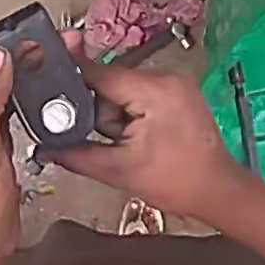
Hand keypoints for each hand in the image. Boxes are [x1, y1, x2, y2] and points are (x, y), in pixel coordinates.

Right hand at [46, 47, 255, 222]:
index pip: (98, 73)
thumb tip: (46, 148)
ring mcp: (175, 81)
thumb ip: (78, 154)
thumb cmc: (176, 182)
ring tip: (132, 143)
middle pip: (110, 81)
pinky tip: (142, 136)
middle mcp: (166, 76)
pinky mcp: (178, 91)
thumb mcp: (119, 170)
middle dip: (103, 110)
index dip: (73, 84)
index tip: (54, 98)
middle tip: (115, 141)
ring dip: (117, 113)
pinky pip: (140, 92)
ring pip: (123, 88)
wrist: (218, 191)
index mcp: (153, 90)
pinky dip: (132, 111)